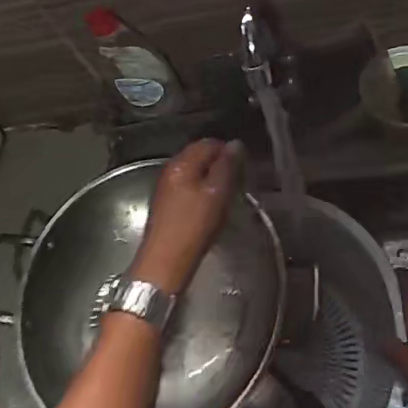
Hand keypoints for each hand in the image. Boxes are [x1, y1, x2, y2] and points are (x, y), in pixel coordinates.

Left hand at [127, 140, 241, 292]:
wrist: (163, 264)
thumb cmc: (193, 226)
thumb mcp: (216, 194)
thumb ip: (227, 166)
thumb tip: (235, 144)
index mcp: (182, 163)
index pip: (209, 143)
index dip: (228, 151)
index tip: (243, 167)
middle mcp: (170, 170)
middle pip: (199, 156)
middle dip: (219, 165)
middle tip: (237, 182)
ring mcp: (166, 188)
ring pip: (194, 173)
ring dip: (211, 180)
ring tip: (226, 196)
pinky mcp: (166, 205)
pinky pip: (188, 188)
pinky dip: (202, 192)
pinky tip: (210, 208)